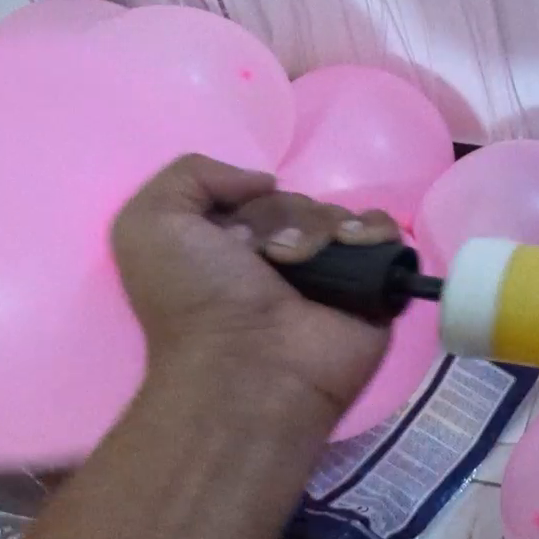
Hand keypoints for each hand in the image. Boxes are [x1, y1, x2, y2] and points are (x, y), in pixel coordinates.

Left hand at [110, 154, 401, 417]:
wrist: (254, 364)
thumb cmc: (199, 299)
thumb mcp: (151, 225)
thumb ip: (190, 175)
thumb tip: (266, 181)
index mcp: (236, 248)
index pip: (260, 198)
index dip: (249, 205)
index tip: (235, 238)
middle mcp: (287, 260)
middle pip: (305, 204)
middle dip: (289, 218)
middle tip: (274, 258)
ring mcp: (335, 273)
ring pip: (345, 215)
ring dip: (327, 227)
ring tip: (311, 262)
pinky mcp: (377, 284)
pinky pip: (387, 234)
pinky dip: (374, 230)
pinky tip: (353, 247)